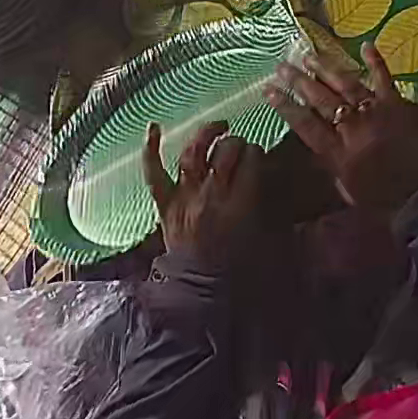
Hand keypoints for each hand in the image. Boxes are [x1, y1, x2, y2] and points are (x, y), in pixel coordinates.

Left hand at [142, 120, 264, 264]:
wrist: (201, 291)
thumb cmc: (239, 266)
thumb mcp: (265, 234)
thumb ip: (266, 202)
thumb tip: (266, 174)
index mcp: (240, 205)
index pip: (252, 162)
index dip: (257, 153)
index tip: (258, 156)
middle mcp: (211, 196)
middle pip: (226, 153)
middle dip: (237, 143)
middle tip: (241, 147)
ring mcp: (185, 198)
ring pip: (194, 154)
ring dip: (207, 135)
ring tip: (219, 128)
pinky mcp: (165, 205)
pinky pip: (154, 173)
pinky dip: (151, 149)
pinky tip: (154, 127)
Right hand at [264, 43, 417, 214]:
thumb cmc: (383, 200)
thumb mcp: (347, 189)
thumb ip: (330, 166)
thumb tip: (315, 150)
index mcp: (337, 153)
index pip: (304, 124)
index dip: (285, 106)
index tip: (268, 90)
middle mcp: (352, 128)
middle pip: (320, 100)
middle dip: (299, 81)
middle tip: (282, 66)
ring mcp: (375, 113)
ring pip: (346, 85)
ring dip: (326, 69)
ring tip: (309, 56)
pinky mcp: (396, 105)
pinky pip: (383, 78)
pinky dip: (375, 61)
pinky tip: (366, 44)